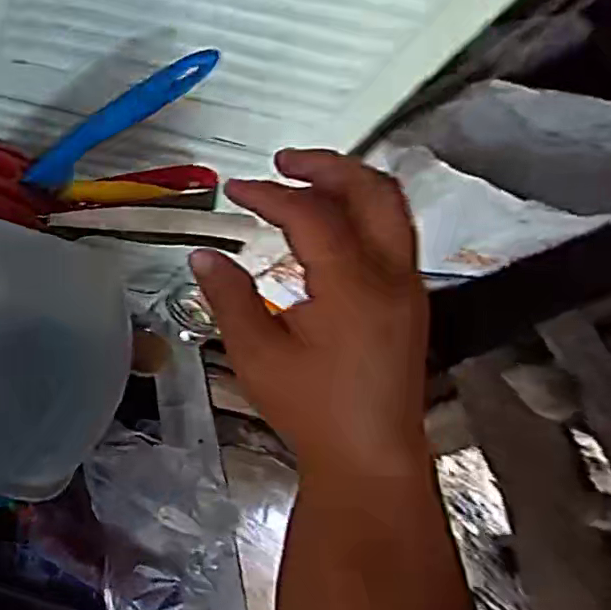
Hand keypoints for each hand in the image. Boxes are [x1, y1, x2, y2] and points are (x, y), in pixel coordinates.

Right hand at [191, 150, 429, 477]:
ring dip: (348, 186)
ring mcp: (407, 287)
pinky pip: (390, 235)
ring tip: (304, 179)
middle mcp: (391, 276)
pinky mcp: (406, 301)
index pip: (313, 217)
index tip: (235, 189)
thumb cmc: (308, 404)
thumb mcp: (255, 352)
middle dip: (328, 167)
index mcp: (352, 286)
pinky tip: (325, 225)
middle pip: (374, 195)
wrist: (368, 449)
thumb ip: (230, 297)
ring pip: (391, 211)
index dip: (271, 195)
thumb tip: (203, 256)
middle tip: (283, 160)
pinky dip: (358, 212)